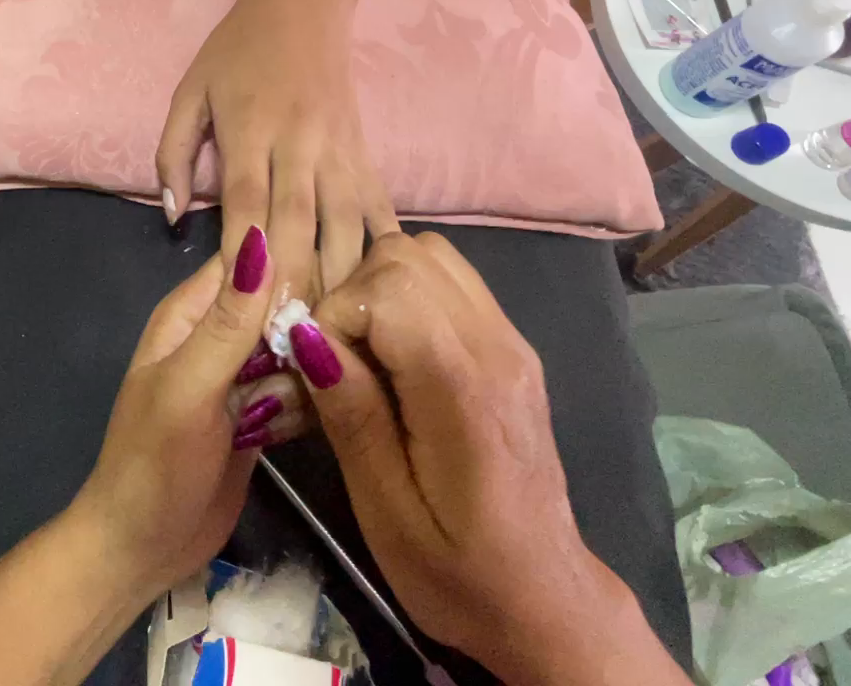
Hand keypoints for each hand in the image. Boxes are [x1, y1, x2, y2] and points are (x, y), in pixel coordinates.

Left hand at [68, 227, 288, 594]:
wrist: (145, 546)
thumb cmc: (155, 463)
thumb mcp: (189, 387)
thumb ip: (228, 322)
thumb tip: (262, 241)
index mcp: (191, 313)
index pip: (249, 257)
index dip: (291, 259)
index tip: (328, 281)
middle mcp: (219, 333)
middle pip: (283, 300)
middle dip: (303, 326)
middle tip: (295, 369)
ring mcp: (242, 374)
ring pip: (299, 345)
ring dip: (303, 375)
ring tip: (268, 413)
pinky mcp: (263, 410)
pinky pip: (302, 386)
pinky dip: (303, 405)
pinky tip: (280, 433)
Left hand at [157, 0, 397, 302]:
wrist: (303, 3)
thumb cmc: (236, 51)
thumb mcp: (189, 92)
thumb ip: (174, 152)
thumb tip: (174, 216)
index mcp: (250, 127)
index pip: (246, 198)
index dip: (245, 252)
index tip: (240, 305)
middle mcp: (299, 141)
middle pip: (298, 219)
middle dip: (293, 278)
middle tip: (286, 334)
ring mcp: (340, 147)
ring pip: (345, 221)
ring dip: (339, 274)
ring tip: (331, 325)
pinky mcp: (366, 150)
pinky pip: (377, 203)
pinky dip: (381, 243)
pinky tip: (386, 285)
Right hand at [292, 234, 690, 684]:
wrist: (546, 598)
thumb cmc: (458, 569)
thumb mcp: (386, 509)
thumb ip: (351, 414)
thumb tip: (304, 335)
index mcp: (465, 390)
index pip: (390, 289)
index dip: (335, 314)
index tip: (317, 370)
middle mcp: (496, 346)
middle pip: (408, 255)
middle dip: (350, 291)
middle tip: (334, 355)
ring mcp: (508, 338)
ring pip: (429, 252)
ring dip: (376, 284)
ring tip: (359, 345)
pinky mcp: (507, 343)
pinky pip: (447, 277)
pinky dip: (403, 290)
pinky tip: (388, 345)